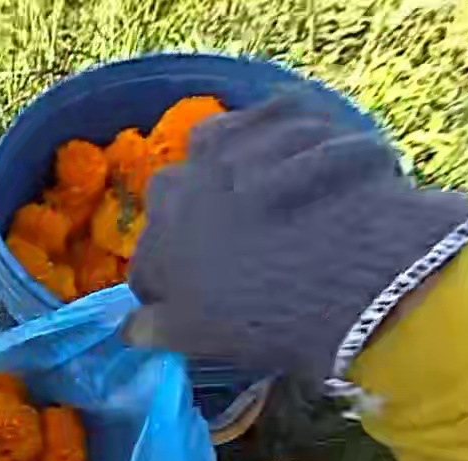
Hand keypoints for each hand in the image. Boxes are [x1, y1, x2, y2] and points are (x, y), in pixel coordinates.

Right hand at [124, 92, 467, 384]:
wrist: (340, 268)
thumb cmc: (252, 313)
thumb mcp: (190, 336)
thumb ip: (150, 329)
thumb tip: (128, 328)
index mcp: (156, 243)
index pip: (147, 263)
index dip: (165, 282)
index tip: (189, 300)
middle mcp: (182, 189)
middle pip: (169, 194)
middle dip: (185, 212)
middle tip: (224, 241)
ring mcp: (233, 148)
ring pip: (211, 142)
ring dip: (222, 161)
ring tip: (255, 187)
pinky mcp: (291, 117)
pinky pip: (273, 116)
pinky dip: (277, 133)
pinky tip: (299, 157)